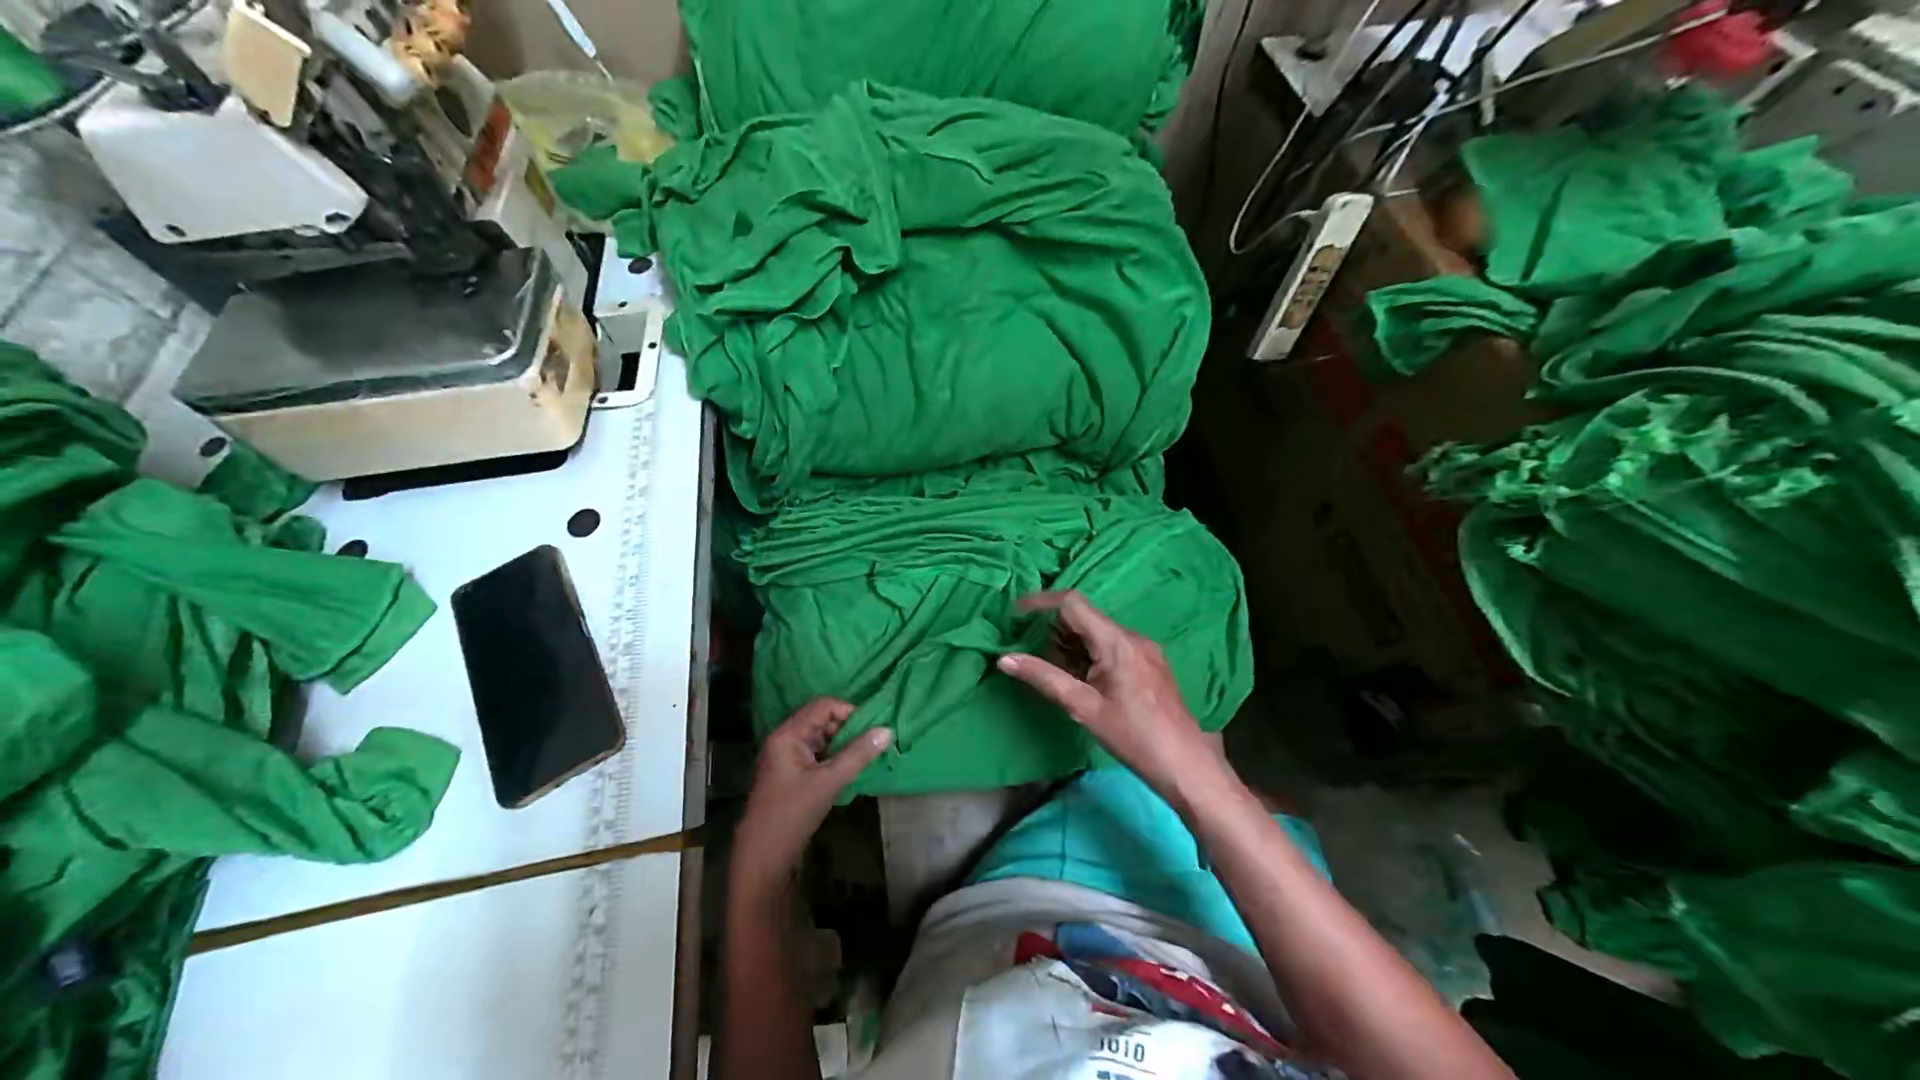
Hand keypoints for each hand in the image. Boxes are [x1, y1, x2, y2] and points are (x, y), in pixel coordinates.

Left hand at [732, 698, 890, 893]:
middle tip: (871, 743)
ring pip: (820, 737)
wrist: (763, 856)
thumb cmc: (792, 815)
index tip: (872, 728)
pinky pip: (816, 753)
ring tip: (864, 755)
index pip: (822, 706)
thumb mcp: (828, 782)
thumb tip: (887, 730)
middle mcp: (783, 740)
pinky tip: (849, 769)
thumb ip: (858, 754)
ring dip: (842, 743)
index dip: (848, 711)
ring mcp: (785, 757)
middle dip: (847, 727)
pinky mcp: (790, 773)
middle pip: (820, 719)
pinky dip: (834, 756)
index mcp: (786, 735)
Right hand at [997, 591, 1229, 809]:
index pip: (1072, 603)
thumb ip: (1043, 678)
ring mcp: (1144, 649)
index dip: (1040, 603)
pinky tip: (1077, 677)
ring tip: (1048, 667)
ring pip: (1096, 631)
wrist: (1185, 765)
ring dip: (1069, 642)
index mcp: (1116, 641)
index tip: (1014, 614)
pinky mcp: (1148, 663)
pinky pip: (1110, 645)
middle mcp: (1132, 636)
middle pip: (1084, 616)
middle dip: (1052, 627)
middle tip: (1026, 648)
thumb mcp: (1082, 707)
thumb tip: (1005, 659)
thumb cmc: (1133, 737)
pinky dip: (1087, 652)